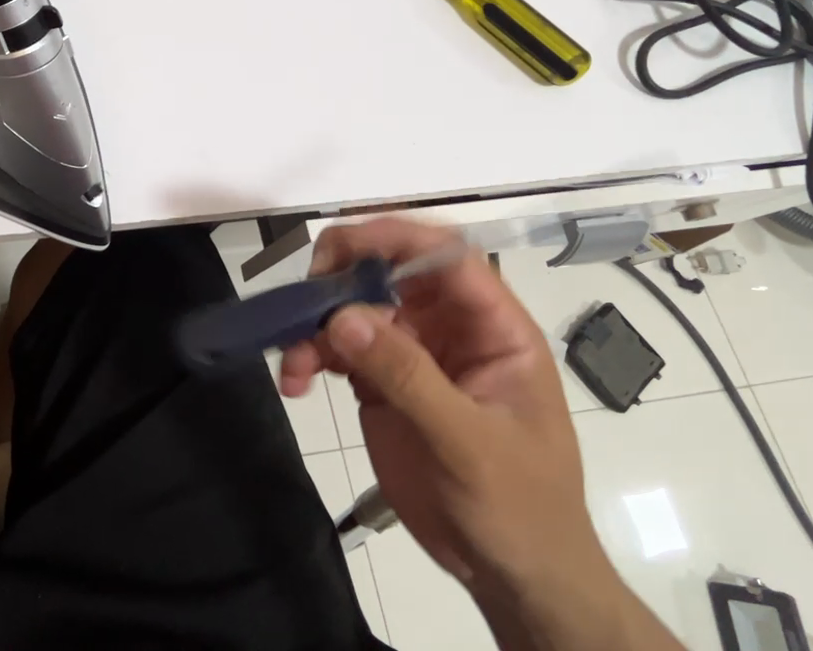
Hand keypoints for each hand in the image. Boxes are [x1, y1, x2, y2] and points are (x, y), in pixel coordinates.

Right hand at [278, 219, 609, 605]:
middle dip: (342, 276)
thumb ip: (406, 376)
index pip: (448, 257)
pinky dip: (310, 357)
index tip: (340, 247)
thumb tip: (341, 317)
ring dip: (316, 326)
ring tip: (294, 361)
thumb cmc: (518, 506)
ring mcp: (413, 355)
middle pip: (390, 272)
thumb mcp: (468, 442)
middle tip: (303, 296)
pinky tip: (295, 382)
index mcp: (494, 328)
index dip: (396, 238)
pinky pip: (338, 350)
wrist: (509, 573)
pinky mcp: (381, 384)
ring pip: (354, 310)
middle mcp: (450, 329)